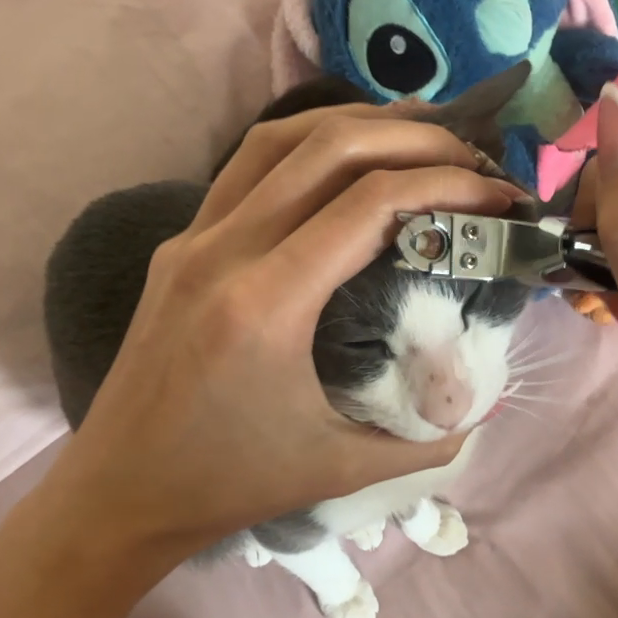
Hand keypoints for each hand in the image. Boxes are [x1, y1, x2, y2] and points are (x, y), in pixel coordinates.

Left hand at [33, 106, 524, 563]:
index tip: (498, 193)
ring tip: (418, 133)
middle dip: (414, 137)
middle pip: (328, 147)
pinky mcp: (178, 246)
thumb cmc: (228, 485)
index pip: (369, 203)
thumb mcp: (341, 469)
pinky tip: (343, 162)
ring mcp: (191, 240)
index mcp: (265, 303)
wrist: (118, 494)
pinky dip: (306, 146)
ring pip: (278, 140)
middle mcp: (222, 250)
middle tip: (472, 153)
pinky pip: (246, 169)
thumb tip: (482, 409)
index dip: (447, 183)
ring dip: (355, 123)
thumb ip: (425, 440)